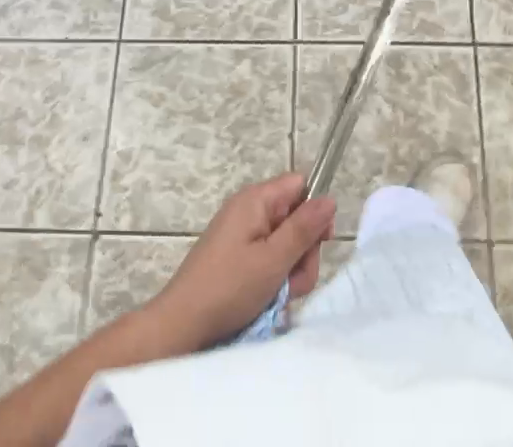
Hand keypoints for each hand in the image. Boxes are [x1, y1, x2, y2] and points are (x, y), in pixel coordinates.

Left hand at [142, 174, 334, 350]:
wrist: (183, 325)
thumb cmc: (229, 288)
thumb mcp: (274, 259)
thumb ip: (304, 228)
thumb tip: (330, 199)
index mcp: (255, 201)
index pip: (300, 186)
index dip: (315, 210)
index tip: (321, 240)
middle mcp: (249, 212)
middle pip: (297, 220)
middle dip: (303, 252)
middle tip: (291, 278)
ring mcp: (243, 237)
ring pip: (288, 246)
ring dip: (292, 272)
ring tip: (277, 295)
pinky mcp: (239, 259)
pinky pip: (271, 262)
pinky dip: (276, 280)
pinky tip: (269, 300)